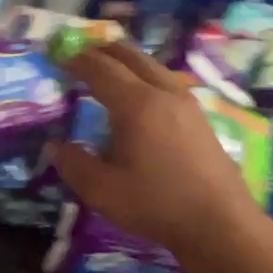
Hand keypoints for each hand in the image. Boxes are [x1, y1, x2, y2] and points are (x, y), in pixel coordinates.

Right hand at [50, 41, 260, 256]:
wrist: (217, 221)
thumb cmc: (155, 204)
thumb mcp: (102, 191)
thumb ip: (74, 164)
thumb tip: (55, 146)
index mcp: (136, 106)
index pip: (101, 70)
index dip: (77, 61)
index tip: (59, 56)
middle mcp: (164, 93)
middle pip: (131, 57)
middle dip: (103, 51)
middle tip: (82, 53)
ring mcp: (187, 104)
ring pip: (153, 67)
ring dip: (127, 62)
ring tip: (109, 69)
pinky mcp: (199, 118)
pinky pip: (167, 82)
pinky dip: (145, 77)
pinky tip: (141, 96)